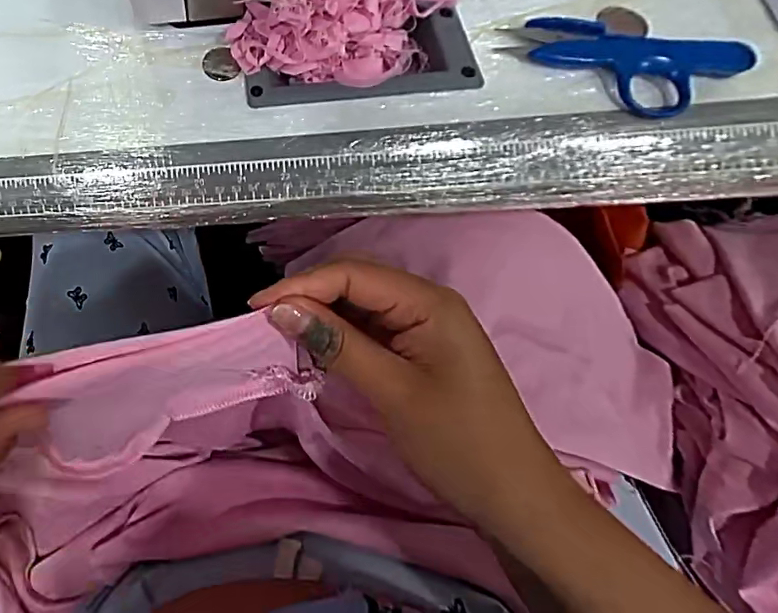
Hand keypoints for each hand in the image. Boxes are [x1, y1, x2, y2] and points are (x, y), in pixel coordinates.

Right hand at [250, 259, 571, 532]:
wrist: (520, 504)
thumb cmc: (460, 445)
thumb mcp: (392, 392)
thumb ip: (336, 343)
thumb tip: (282, 310)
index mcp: (428, 301)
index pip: (351, 274)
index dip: (301, 285)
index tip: (257, 307)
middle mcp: (426, 301)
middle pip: (355, 280)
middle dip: (309, 295)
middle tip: (266, 320)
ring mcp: (425, 324)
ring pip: (360, 303)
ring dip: (323, 314)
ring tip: (284, 331)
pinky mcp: (420, 347)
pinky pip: (371, 326)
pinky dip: (341, 333)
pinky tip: (319, 346)